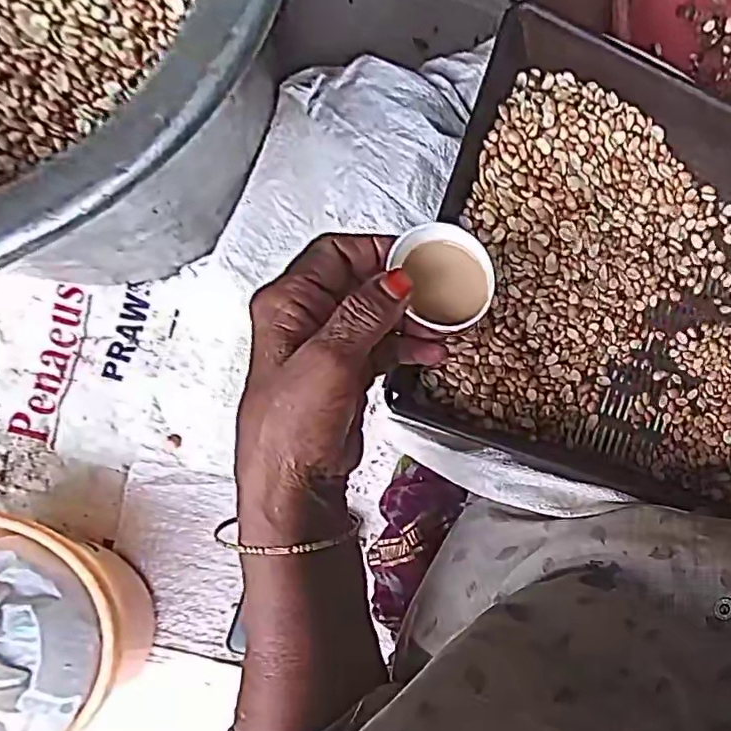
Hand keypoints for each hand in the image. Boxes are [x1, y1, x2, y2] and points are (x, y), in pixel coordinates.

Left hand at [235, 234, 445, 535]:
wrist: (294, 479)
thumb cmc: (289, 426)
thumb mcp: (331, 359)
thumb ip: (366, 313)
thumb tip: (396, 279)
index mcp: (288, 304)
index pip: (337, 254)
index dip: (379, 251)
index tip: (418, 258)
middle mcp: (306, 321)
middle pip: (363, 285)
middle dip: (404, 289)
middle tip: (438, 295)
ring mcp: (329, 348)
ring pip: (379, 317)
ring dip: (412, 320)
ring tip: (442, 328)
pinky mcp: (348, 374)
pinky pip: (385, 347)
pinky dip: (409, 347)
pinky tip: (431, 353)